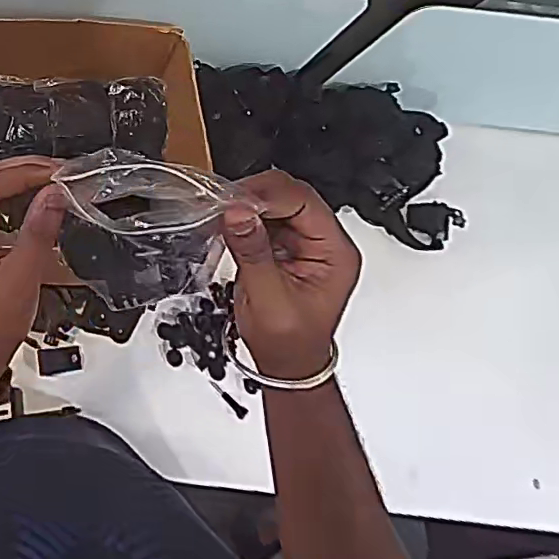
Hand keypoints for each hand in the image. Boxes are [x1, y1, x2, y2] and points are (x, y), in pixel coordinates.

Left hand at [0, 155, 63, 387]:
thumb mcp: (20, 279)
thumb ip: (37, 233)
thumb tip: (54, 195)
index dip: (25, 173)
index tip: (56, 172)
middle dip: (28, 171)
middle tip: (62, 171)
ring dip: (27, 180)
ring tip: (57, 178)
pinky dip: (22, 195)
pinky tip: (42, 194)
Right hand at [223, 170, 361, 379]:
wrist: (285, 364)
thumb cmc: (289, 343)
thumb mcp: (268, 300)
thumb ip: (253, 253)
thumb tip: (238, 212)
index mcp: (335, 252)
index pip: (304, 202)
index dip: (269, 195)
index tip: (237, 200)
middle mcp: (323, 240)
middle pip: (290, 194)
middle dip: (255, 195)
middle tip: (225, 203)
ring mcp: (303, 239)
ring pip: (274, 200)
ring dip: (246, 204)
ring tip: (223, 213)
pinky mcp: (283, 241)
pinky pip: (262, 214)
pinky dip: (243, 215)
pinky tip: (228, 223)